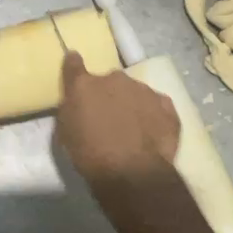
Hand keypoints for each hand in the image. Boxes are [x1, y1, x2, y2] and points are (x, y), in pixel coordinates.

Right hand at [57, 52, 179, 190]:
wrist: (132, 172)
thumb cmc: (89, 155)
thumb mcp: (65, 133)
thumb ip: (71, 110)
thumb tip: (78, 102)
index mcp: (84, 86)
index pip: (74, 65)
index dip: (73, 63)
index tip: (74, 59)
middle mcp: (114, 80)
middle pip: (109, 81)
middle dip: (108, 93)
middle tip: (108, 115)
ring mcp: (143, 90)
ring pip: (134, 92)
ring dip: (131, 103)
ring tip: (133, 128)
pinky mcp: (166, 105)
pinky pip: (156, 105)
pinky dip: (152, 114)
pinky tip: (151, 132)